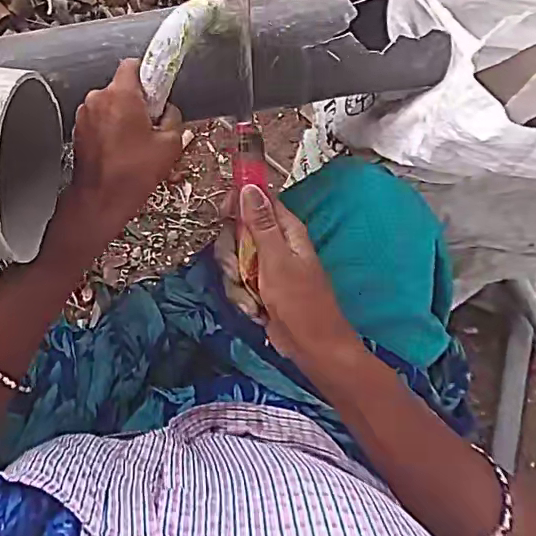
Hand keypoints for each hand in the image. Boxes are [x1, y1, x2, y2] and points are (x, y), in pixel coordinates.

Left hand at [65, 60, 185, 235]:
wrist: (100, 200)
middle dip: (136, 100)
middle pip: (121, 86)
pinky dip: (109, 127)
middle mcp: (98, 98)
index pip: (133, 64)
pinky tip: (120, 148)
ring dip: (122, 114)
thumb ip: (174, 119)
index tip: (157, 89)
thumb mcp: (170, 145)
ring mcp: (84, 114)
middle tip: (150, 123)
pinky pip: (99, 118)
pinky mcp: (78, 129)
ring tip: (135, 140)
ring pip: (109, 103)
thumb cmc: (133, 173)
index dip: (147, 74)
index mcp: (121, 95)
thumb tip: (169, 112)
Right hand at [239, 184, 365, 371]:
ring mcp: (265, 265)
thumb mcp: (276, 260)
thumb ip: (260, 224)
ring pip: (233, 258)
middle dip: (231, 254)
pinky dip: (242, 297)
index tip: (223, 215)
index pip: (258, 199)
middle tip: (237, 270)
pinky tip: (255, 310)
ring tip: (252, 299)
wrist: (311, 347)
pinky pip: (237, 281)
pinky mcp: (258, 286)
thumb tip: (249, 187)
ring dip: (236, 281)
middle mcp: (275, 243)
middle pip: (237, 231)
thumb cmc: (300, 302)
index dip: (238, 203)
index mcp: (286, 230)